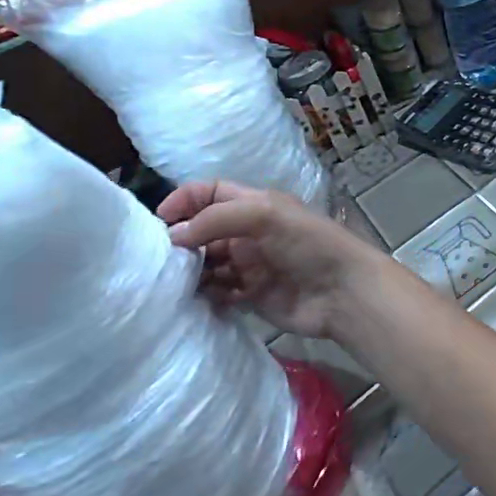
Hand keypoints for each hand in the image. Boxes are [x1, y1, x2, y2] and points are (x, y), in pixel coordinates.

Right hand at [157, 183, 387, 338]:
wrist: (342, 291)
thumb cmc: (310, 244)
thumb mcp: (267, 216)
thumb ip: (218, 219)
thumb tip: (173, 235)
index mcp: (257, 205)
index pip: (212, 192)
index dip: (185, 200)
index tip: (157, 221)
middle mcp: (250, 232)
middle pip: (203, 231)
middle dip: (179, 241)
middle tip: (153, 262)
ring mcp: (250, 264)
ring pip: (206, 264)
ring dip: (187, 271)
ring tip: (165, 284)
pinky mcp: (250, 295)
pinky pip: (216, 292)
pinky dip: (201, 295)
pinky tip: (186, 302)